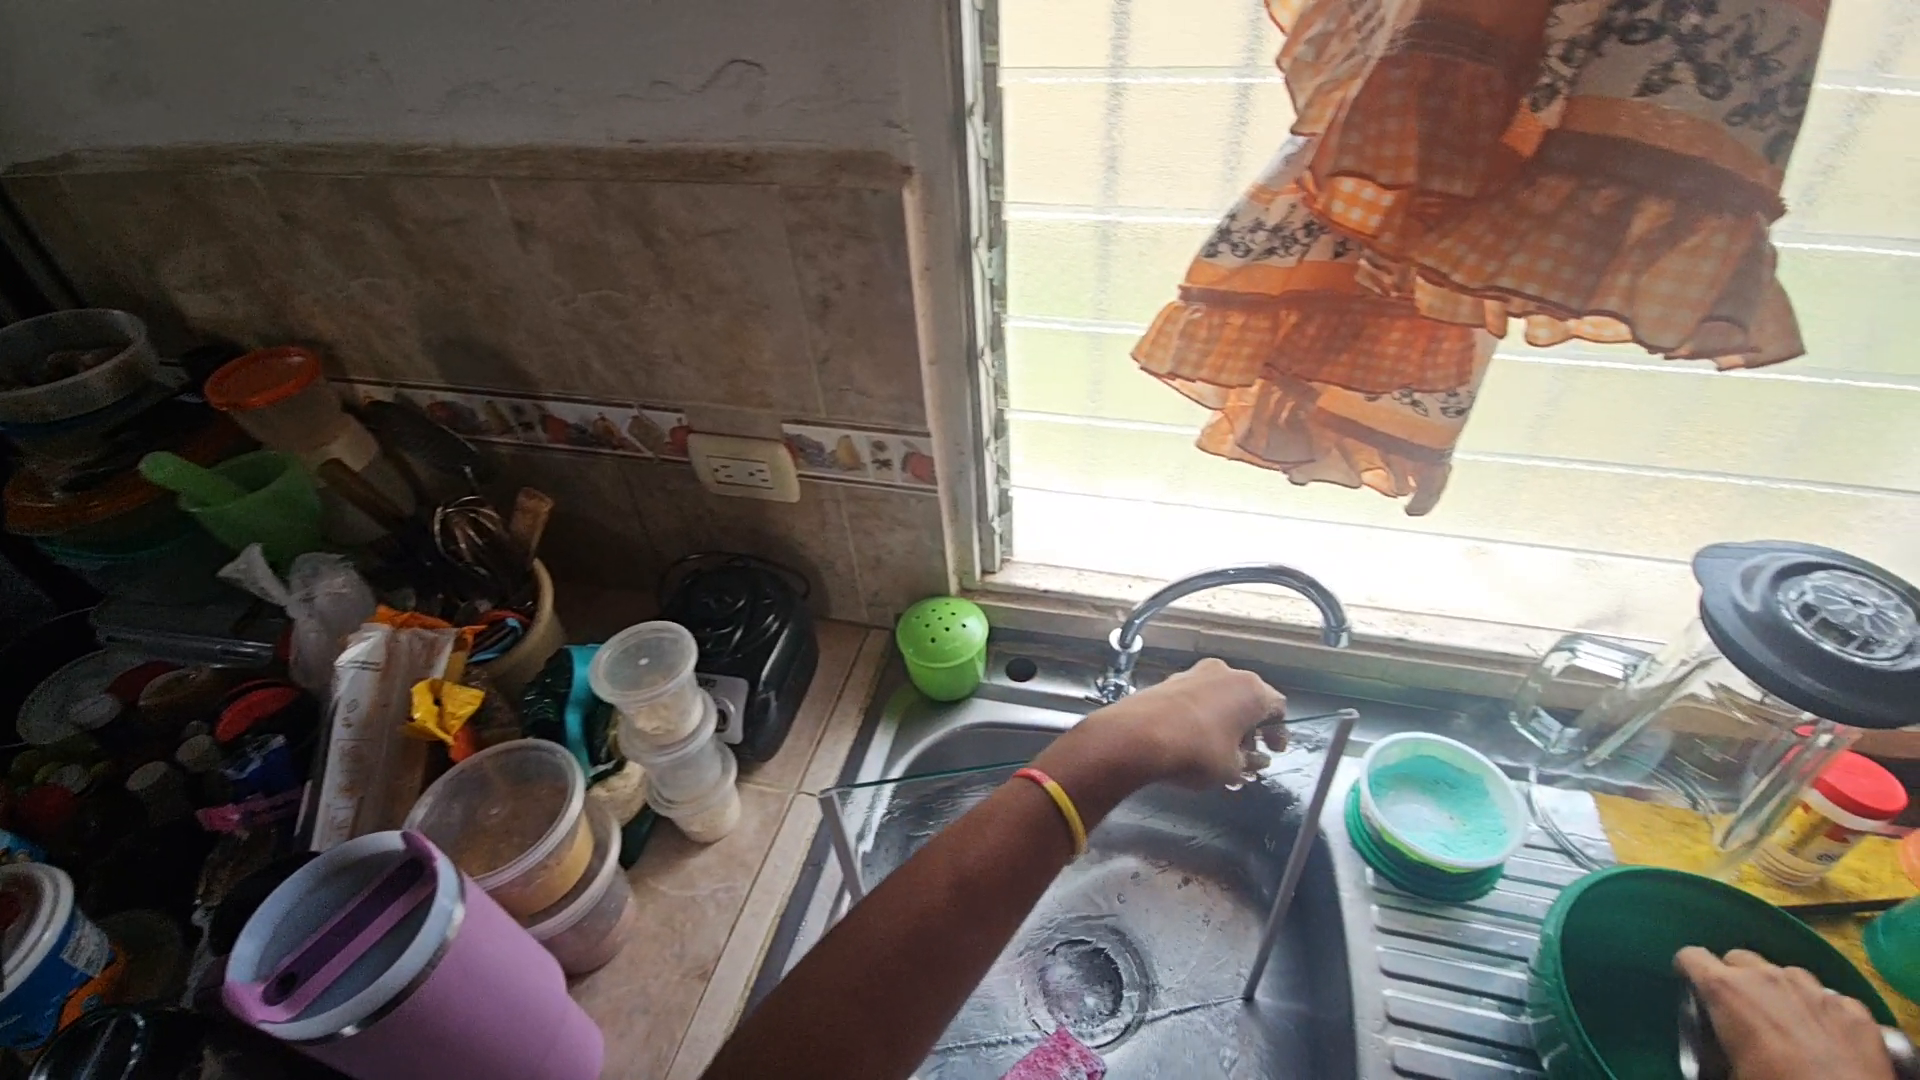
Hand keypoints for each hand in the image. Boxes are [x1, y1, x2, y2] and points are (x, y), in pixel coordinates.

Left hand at [1076, 658, 1287, 788]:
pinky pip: (1194, 698)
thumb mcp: (1233, 769)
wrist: (1137, 736)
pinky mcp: (1167, 681)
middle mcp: (1224, 672)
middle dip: (1249, 727)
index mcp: (1251, 689)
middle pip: (1247, 698)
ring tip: (1219, 750)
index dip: (1278, 732)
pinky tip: (1192, 738)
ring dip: (1224, 720)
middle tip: (1247, 753)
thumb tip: (1253, 759)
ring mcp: (1193, 673)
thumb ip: (1250, 763)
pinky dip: (1200, 715)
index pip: (1277, 707)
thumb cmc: (1197, 751)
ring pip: (1219, 696)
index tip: (1273, 751)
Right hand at [1675, 947, 1892, 1079]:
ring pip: (1786, 972)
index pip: (1690, 956)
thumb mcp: (1727, 1060)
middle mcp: (1764, 977)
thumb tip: (1718, 1035)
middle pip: (1738, 957)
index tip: (1695, 987)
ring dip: (1781, 987)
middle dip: (1737, 975)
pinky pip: (1831, 997)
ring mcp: (1813, 990)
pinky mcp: (1853, 1009)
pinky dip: (1825, 1009)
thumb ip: (1717, 1032)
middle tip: (1745, 1005)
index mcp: (1724, 987)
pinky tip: (1830, 1031)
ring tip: (1789, 1016)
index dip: (1690, 970)